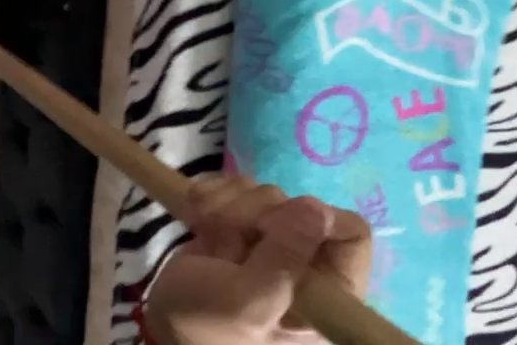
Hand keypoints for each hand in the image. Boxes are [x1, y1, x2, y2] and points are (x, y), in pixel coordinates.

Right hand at [141, 176, 372, 344]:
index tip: (271, 224)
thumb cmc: (210, 327)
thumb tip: (316, 207)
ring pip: (262, 193)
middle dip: (254, 211)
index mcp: (327, 292)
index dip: (315, 218)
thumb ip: (282, 259)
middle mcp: (305, 263)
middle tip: (229, 238)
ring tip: (208, 234)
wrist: (165, 326)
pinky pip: (233, 188)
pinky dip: (211, 195)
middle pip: (298, 205)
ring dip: (226, 205)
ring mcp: (270, 240)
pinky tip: (197, 219)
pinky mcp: (238, 224)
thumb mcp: (247, 302)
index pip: (351, 233)